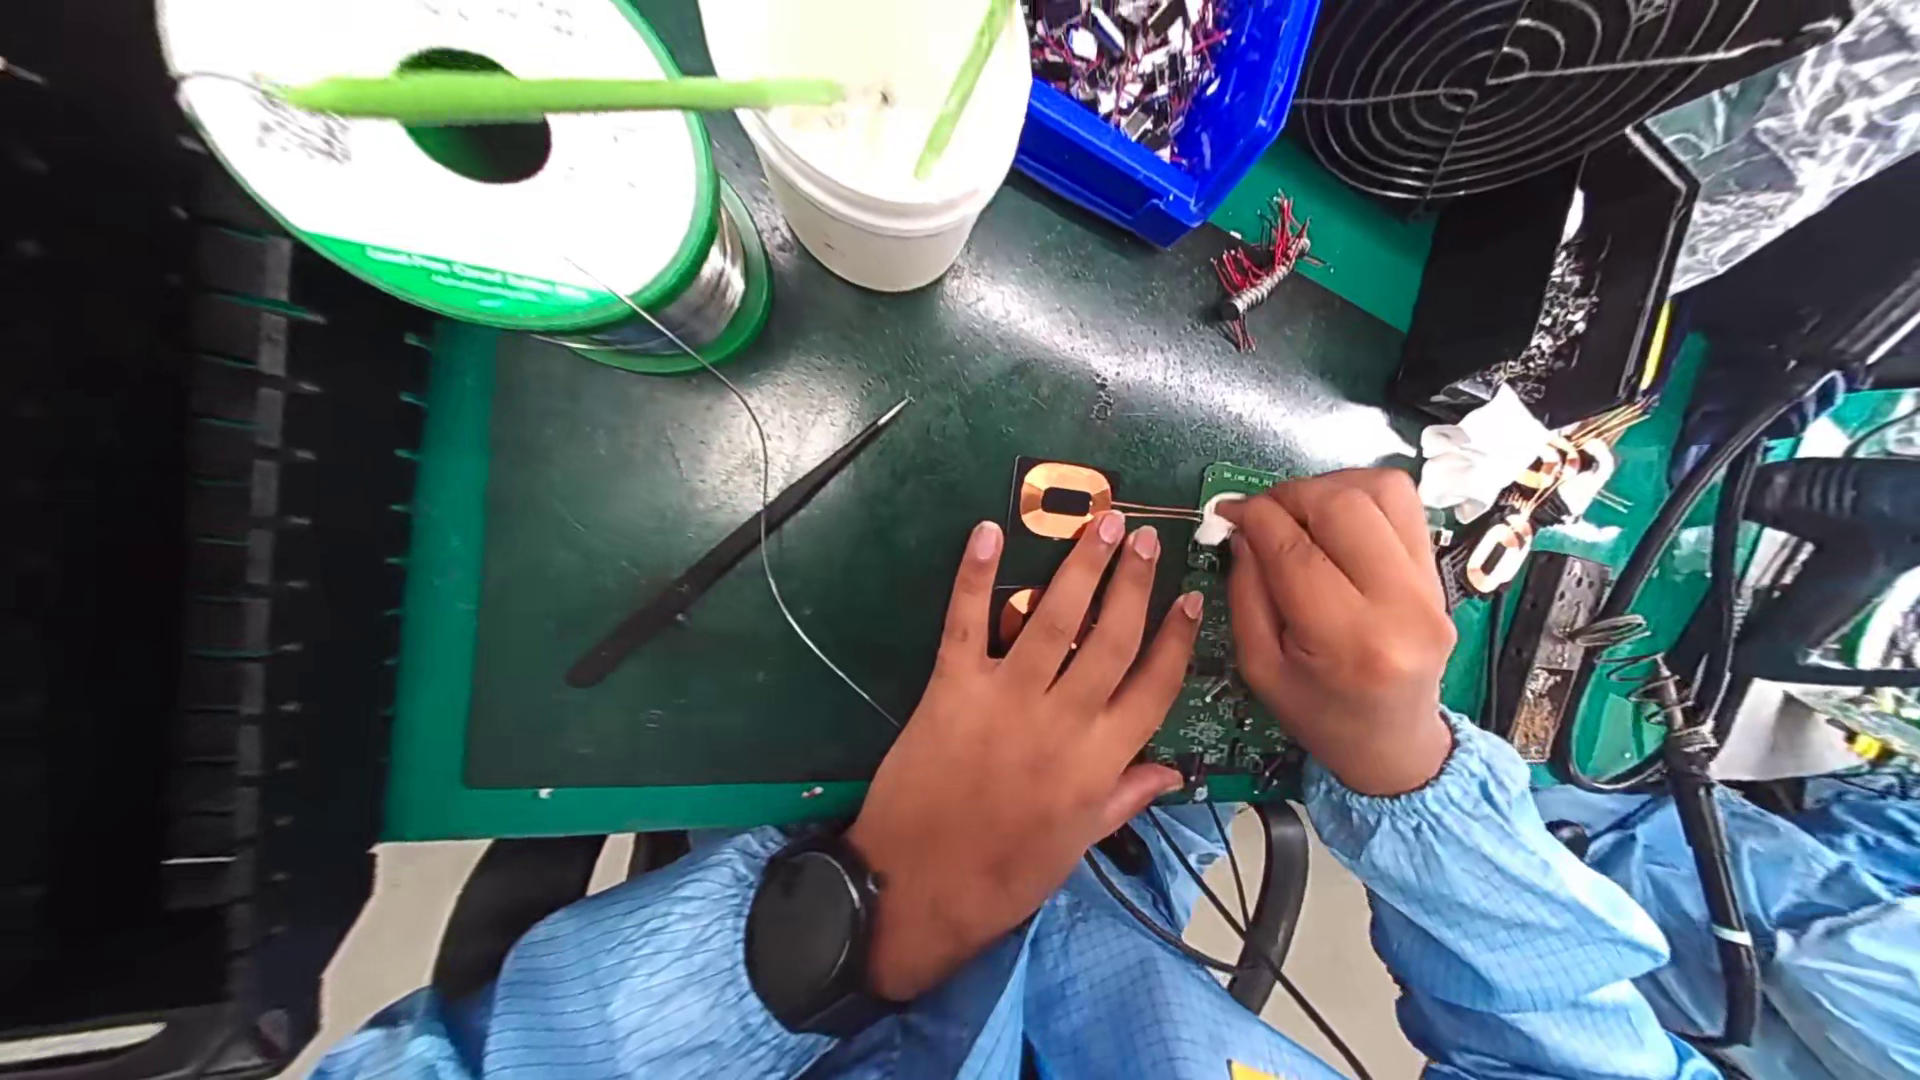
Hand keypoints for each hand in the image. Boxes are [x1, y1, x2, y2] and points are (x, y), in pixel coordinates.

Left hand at [846, 511, 1201, 1000]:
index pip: (1155, 688)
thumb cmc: (1002, 875)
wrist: (916, 890)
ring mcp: (1005, 699)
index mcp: (1099, 762)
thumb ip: (1125, 796)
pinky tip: (988, 532)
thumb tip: (1174, 770)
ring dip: (1081, 566)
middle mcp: (1061, 721)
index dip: (1176, 640)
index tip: (1190, 600)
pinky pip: (966, 622)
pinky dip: (974, 574)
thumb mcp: (1077, 846)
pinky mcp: (951, 688)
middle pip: (1111, 639)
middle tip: (1144, 538)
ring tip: (1101, 523)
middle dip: (1133, 584)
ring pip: (1054, 619)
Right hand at [1218, 468, 1455, 796]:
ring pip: (1383, 492)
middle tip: (1260, 509)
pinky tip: (1331, 516)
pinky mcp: (1440, 575)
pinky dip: (1360, 495)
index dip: (1253, 517)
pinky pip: (1405, 506)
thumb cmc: (1315, 713)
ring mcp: (1431, 587)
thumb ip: (1246, 592)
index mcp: (1347, 641)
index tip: (1226, 511)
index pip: (1295, 550)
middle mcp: (1401, 606)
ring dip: (1328, 486)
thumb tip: (1243, 530)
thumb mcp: (1257, 664)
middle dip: (1288, 495)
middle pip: (1344, 508)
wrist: (1393, 743)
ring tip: (1297, 510)